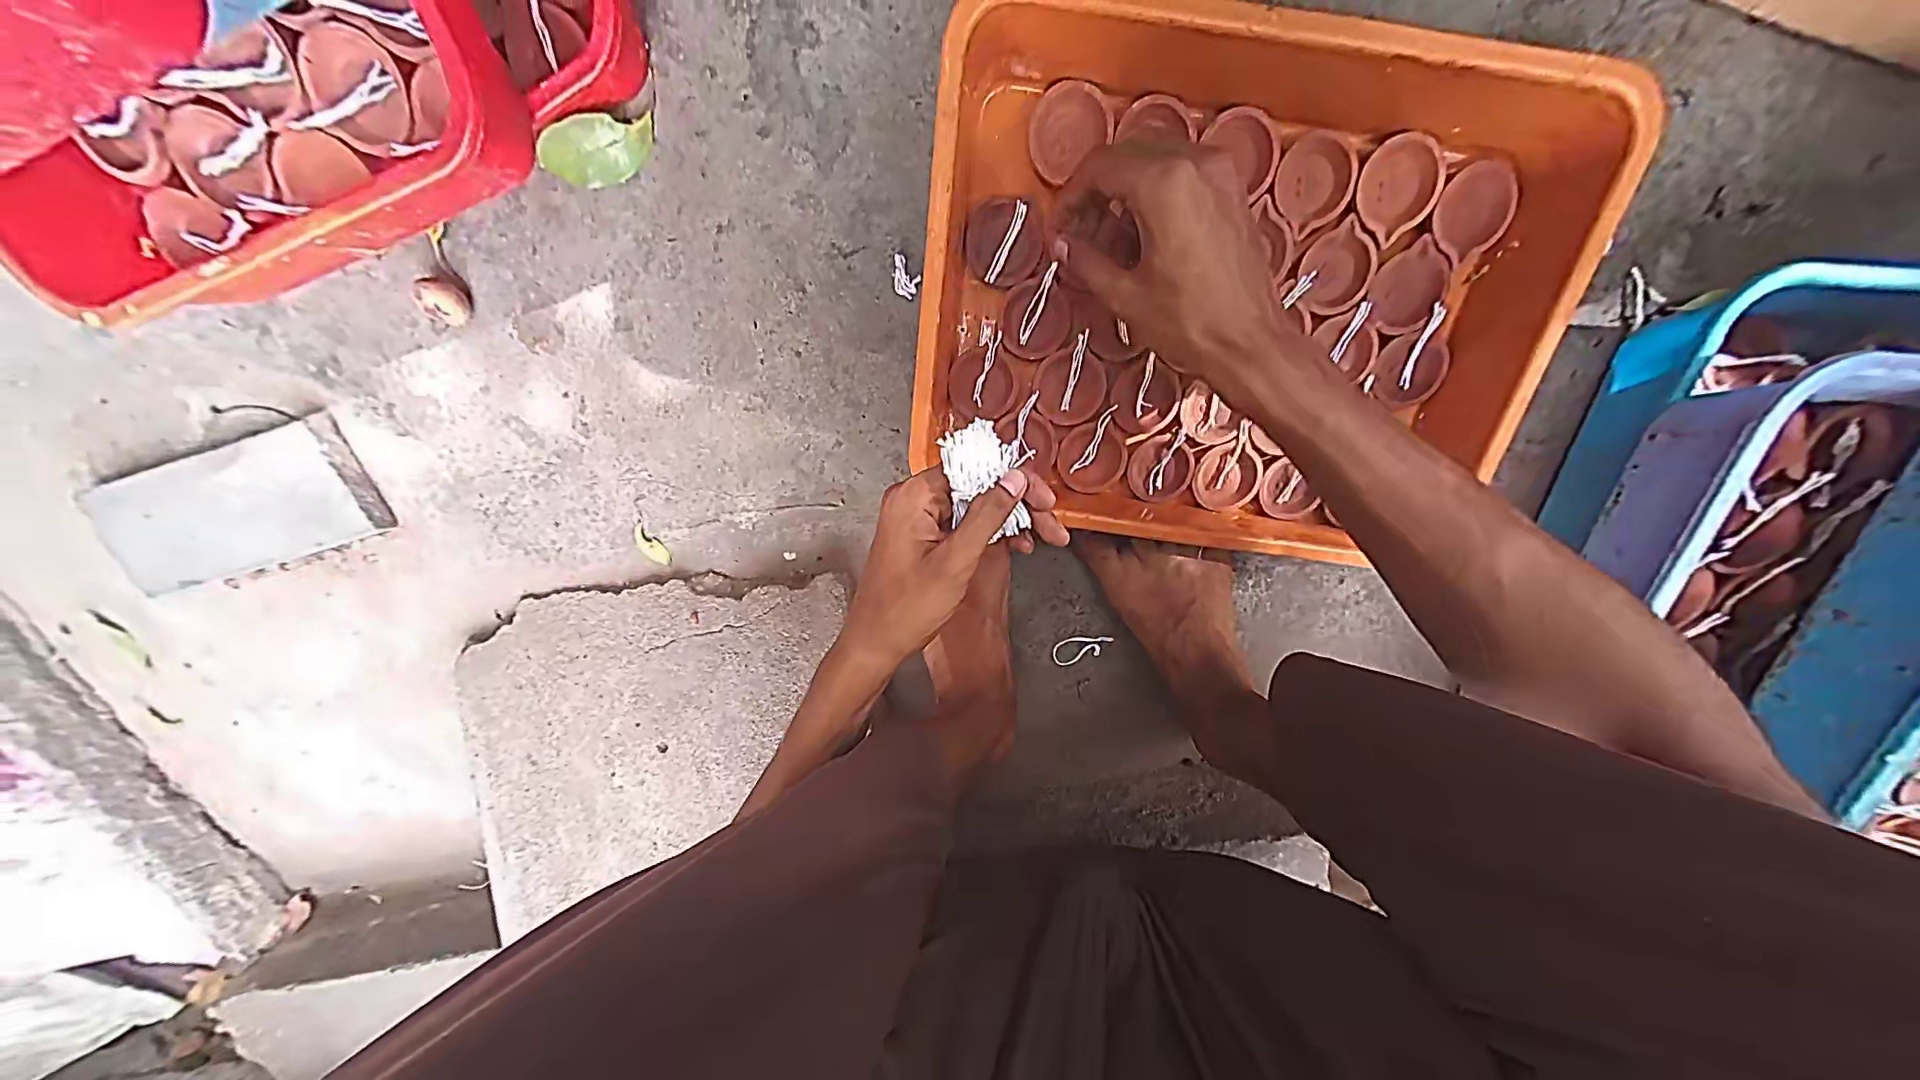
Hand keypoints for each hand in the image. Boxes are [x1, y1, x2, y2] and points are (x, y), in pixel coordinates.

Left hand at [838, 464, 1067, 677]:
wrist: (876, 643)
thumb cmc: (904, 610)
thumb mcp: (956, 561)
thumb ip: (987, 516)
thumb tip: (1013, 480)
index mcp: (913, 497)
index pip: (974, 468)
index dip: (1014, 480)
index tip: (1041, 497)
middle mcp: (912, 500)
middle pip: (977, 484)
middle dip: (1017, 503)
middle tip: (1049, 521)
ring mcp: (917, 517)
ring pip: (975, 503)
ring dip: (1009, 518)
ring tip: (1041, 536)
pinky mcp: (924, 534)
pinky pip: (964, 521)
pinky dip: (990, 531)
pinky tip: (1016, 543)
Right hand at [1055, 141, 1317, 401]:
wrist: (1249, 345)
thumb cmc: (1195, 325)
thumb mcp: (1124, 296)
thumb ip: (1086, 261)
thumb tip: (1063, 245)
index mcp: (1165, 184)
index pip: (1100, 166)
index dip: (1071, 196)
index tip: (1060, 224)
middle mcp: (1197, 164)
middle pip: (1128, 154)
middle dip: (1096, 189)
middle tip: (1078, 229)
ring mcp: (1220, 175)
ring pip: (1155, 159)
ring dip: (1124, 190)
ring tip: (1107, 237)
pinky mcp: (1232, 193)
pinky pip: (1182, 174)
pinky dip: (1154, 194)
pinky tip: (1141, 236)